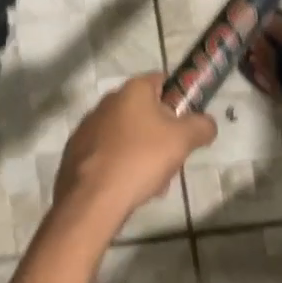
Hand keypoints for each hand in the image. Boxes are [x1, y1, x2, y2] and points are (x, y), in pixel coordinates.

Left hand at [54, 74, 216, 216]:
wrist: (91, 201)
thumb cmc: (140, 160)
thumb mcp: (183, 141)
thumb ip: (202, 126)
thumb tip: (207, 124)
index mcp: (132, 90)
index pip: (162, 81)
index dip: (178, 100)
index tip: (185, 124)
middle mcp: (107, 101)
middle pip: (144, 111)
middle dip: (159, 133)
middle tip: (170, 159)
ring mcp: (87, 127)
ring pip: (124, 135)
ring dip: (139, 151)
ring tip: (149, 182)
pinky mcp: (73, 153)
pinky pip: (104, 154)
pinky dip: (116, 165)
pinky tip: (124, 188)